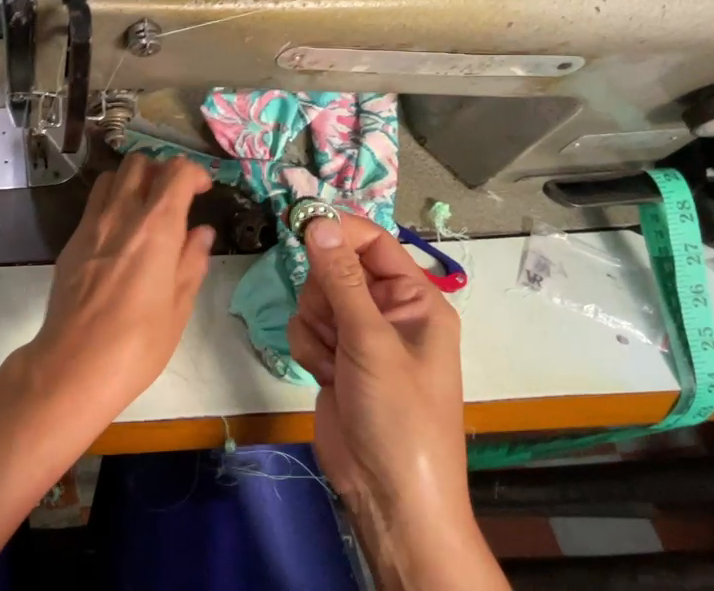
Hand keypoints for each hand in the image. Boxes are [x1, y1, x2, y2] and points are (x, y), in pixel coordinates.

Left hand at [21, 155, 215, 421]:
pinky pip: (94, 204)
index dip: (194, 173)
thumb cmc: (138, 343)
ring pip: (112, 177)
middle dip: (162, 170)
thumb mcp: (179, 307)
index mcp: (155, 228)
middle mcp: (121, 215)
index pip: (175, 172)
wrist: (74, 362)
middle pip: (139, 163)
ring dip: (133, 182)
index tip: (203, 190)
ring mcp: (91, 225)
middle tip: (175, 197)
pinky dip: (112, 203)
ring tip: (147, 209)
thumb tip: (202, 232)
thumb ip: (192, 262)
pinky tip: (122, 234)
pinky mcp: (72, 241)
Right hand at [288, 213, 467, 524]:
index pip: (373, 242)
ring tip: (336, 363)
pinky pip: (305, 329)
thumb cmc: (398, 415)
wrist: (387, 493)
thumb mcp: (371, 342)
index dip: (338, 230)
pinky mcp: (335, 358)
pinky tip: (326, 377)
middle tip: (338, 328)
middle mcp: (388, 312)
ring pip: (314, 300)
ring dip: (316, 328)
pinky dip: (308, 349)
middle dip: (325, 296)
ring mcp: (360, 337)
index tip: (297, 223)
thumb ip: (341, 278)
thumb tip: (318, 221)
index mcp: (416, 300)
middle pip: (335, 269)